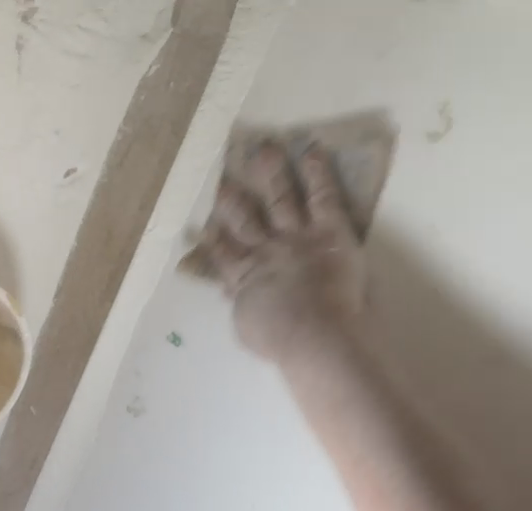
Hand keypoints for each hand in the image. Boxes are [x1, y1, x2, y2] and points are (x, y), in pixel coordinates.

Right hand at [199, 140, 369, 361]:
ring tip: (264, 150)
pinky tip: (311, 152)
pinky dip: (317, 173)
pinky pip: (322, 196)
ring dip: (271, 173)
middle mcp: (265, 249)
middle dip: (232, 200)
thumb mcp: (246, 327)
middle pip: (245, 219)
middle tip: (223, 180)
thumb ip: (239, 303)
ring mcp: (296, 236)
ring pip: (280, 198)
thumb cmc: (278, 340)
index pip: (222, 253)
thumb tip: (228, 290)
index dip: (211, 238)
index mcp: (243, 277)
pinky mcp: (328, 230)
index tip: (203, 225)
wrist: (314, 334)